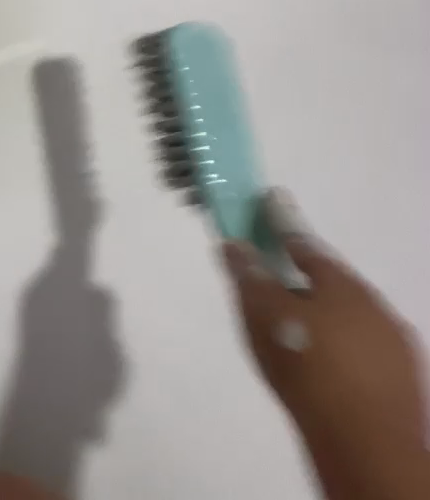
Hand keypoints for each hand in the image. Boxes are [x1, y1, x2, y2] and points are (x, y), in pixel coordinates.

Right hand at [221, 191, 428, 499]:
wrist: (363, 438)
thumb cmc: (303, 361)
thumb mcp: (259, 311)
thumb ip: (247, 274)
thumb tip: (235, 243)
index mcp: (343, 286)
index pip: (304, 243)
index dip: (282, 220)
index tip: (270, 196)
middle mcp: (376, 307)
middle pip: (329, 277)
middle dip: (298, 268)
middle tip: (267, 264)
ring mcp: (394, 343)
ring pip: (346, 309)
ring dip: (315, 302)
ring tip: (285, 313)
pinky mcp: (399, 374)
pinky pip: (356, 337)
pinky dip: (331, 330)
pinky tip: (313, 347)